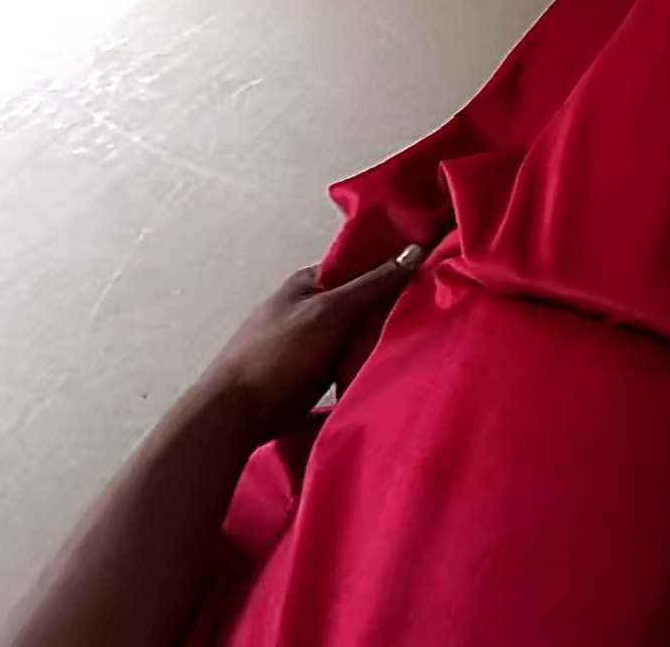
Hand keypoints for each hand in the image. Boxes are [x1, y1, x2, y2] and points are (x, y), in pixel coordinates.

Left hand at [199, 243, 424, 444]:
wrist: (232, 419)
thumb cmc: (277, 355)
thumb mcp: (330, 311)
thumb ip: (374, 282)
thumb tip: (416, 249)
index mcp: (310, 282)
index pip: (363, 262)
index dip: (396, 262)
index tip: (432, 266)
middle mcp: (314, 305)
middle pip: (367, 294)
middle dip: (397, 297)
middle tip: (436, 298)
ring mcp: (316, 337)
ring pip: (365, 324)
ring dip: (388, 326)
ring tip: (428, 324)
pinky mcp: (320, 366)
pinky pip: (358, 349)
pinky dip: (376, 350)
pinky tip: (402, 351)